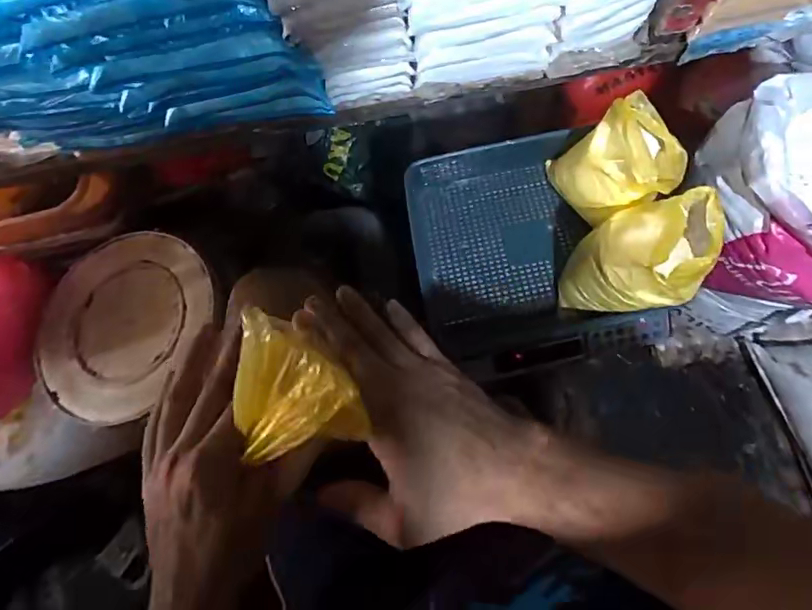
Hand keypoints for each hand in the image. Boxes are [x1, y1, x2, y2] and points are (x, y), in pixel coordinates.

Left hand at [141, 323, 287, 609]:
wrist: (188, 595)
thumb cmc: (237, 547)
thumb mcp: (273, 502)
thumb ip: (298, 454)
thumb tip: (325, 410)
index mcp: (210, 462)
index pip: (234, 402)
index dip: (252, 367)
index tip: (266, 335)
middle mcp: (178, 455)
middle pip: (205, 394)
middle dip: (224, 354)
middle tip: (240, 319)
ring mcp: (157, 462)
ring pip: (174, 402)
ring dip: (191, 364)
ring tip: (205, 330)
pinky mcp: (147, 471)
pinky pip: (155, 424)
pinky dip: (167, 394)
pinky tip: (177, 375)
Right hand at [298, 287, 560, 545]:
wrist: (513, 466)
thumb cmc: (456, 498)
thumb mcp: (401, 521)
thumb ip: (356, 506)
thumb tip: (314, 496)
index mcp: (381, 417)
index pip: (340, 375)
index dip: (318, 349)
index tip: (297, 326)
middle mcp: (400, 383)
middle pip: (360, 346)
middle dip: (333, 322)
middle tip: (309, 301)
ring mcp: (425, 370)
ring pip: (387, 333)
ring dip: (363, 312)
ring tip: (342, 291)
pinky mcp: (446, 367)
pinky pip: (418, 335)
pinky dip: (403, 318)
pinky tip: (391, 304)